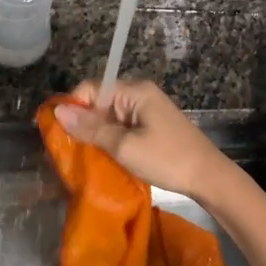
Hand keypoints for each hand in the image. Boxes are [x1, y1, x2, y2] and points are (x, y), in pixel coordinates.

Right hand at [54, 80, 236, 198]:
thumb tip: (58, 110)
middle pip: (100, 102)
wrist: (207, 177)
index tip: (60, 133)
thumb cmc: (166, 158)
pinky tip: (104, 159)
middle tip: (70, 151)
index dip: (74, 107)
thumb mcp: (124, 146)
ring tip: (84, 158)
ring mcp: (147, 111)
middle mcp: (140, 95)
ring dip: (97, 135)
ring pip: (109, 118)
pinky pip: (122, 128)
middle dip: (84, 124)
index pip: (92, 88)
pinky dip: (111, 141)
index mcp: (135, 91)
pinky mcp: (151, 127)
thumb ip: (91, 128)